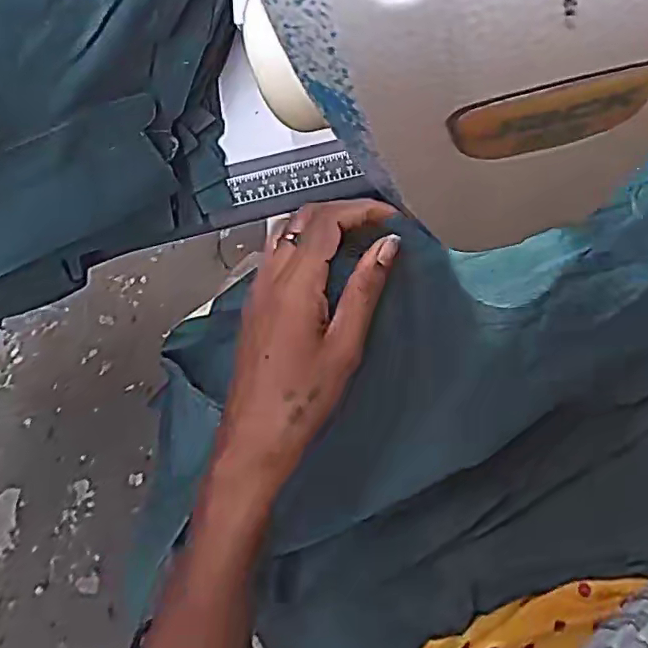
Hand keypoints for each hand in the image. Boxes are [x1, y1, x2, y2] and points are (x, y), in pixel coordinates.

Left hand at [211, 199, 400, 499]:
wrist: (253, 438)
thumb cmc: (305, 398)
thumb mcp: (345, 344)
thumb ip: (365, 287)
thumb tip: (388, 244)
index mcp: (294, 283)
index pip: (326, 221)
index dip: (362, 210)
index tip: (394, 218)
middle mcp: (270, 275)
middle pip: (304, 217)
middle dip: (345, 209)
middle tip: (381, 222)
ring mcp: (257, 286)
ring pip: (288, 229)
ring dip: (324, 221)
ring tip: (359, 234)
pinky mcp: (255, 301)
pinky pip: (279, 250)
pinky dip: (307, 239)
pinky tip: (329, 260)